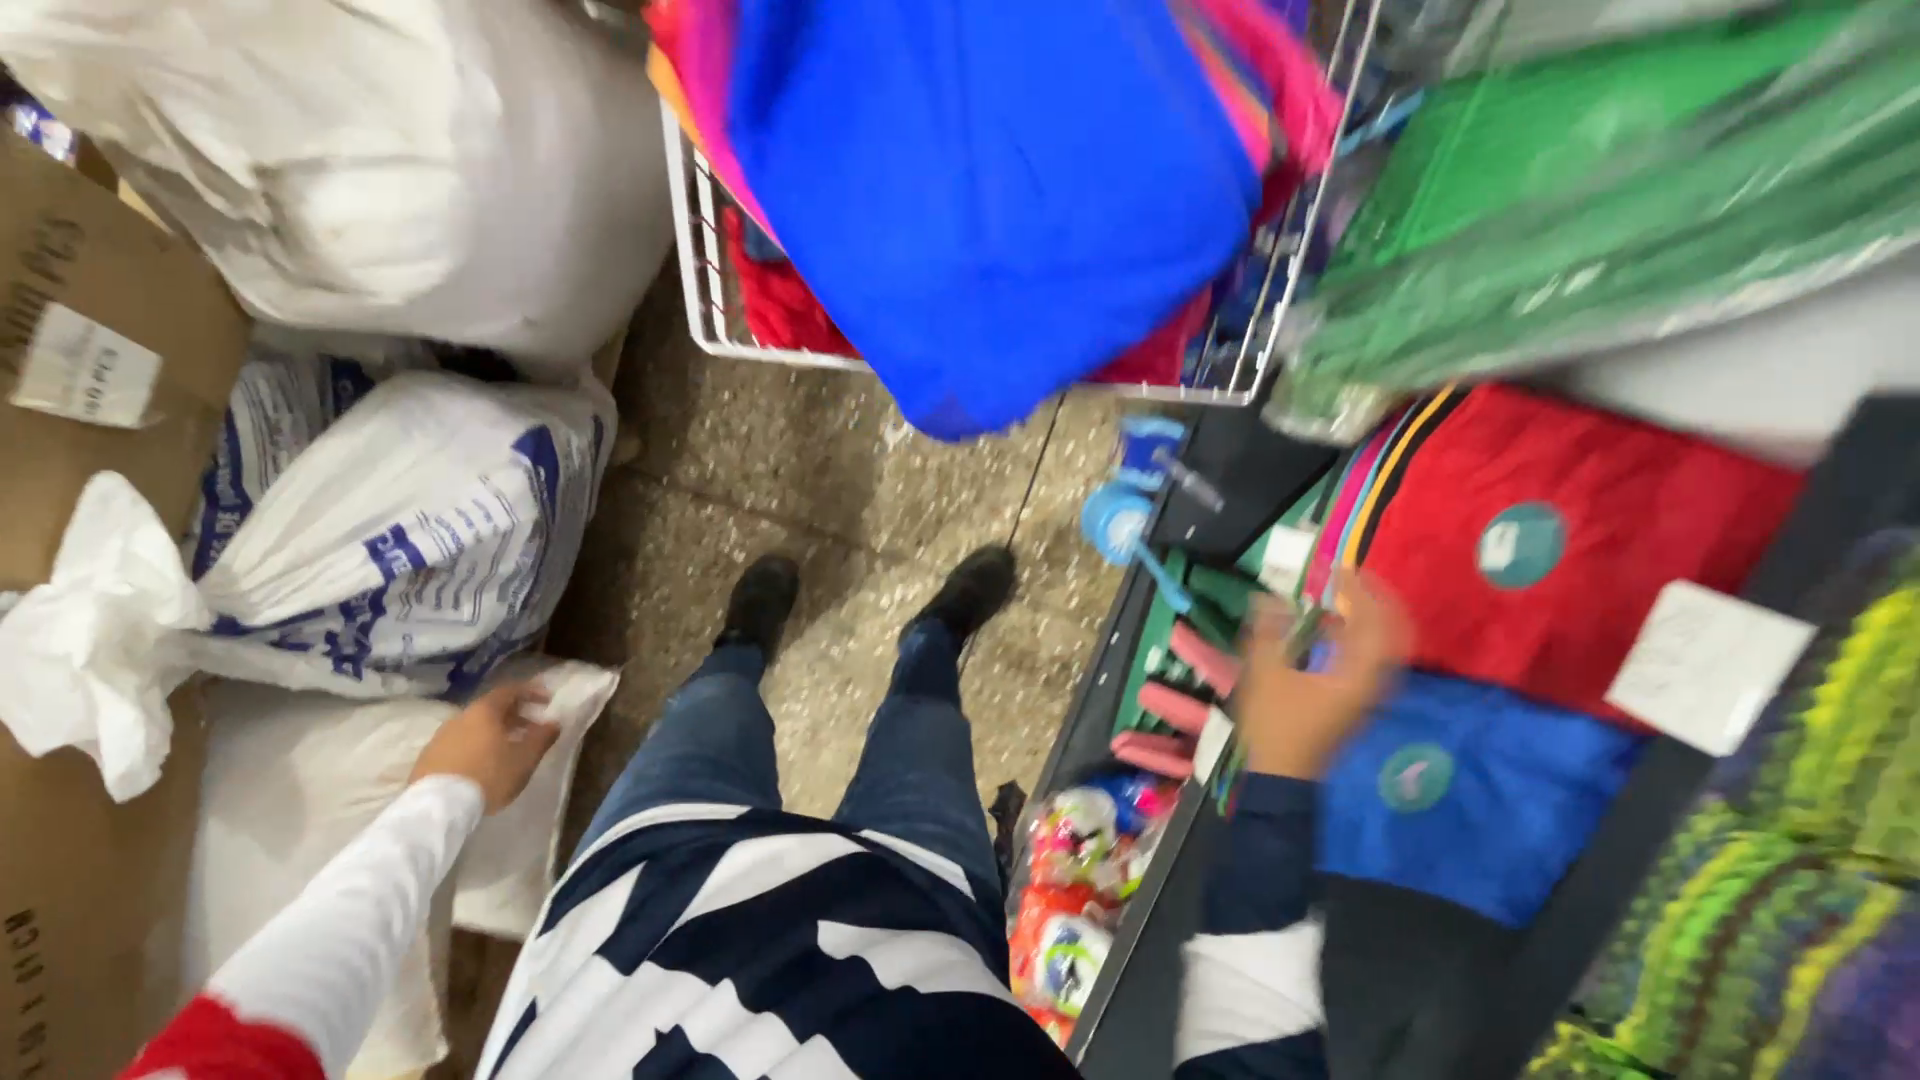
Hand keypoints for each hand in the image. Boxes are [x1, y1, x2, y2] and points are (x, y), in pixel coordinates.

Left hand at [409, 681, 559, 813]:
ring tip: (508, 748)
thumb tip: (553, 722)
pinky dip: (475, 746)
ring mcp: (440, 737)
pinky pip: (458, 743)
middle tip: (531, 727)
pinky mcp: (427, 758)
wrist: (437, 807)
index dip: (531, 692)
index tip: (547, 701)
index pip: (509, 690)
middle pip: (490, 708)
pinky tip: (482, 764)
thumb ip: (542, 737)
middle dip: (514, 715)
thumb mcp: (525, 758)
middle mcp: (460, 718)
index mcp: (484, 711)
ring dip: (493, 732)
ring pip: (473, 726)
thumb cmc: (489, 776)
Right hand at [1235, 570, 1410, 779]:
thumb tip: (1270, 599)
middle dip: (1373, 599)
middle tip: (1350, 578)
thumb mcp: (1265, 675)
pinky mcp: (1357, 700)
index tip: (1340, 570)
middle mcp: (1373, 682)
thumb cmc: (1276, 726)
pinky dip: (1357, 636)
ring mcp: (1368, 693)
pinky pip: (1370, 658)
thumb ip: (1268, 633)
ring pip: (1382, 645)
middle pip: (1391, 631)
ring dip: (1367, 617)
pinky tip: (1330, 628)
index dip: (1362, 591)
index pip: (1376, 622)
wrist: (1283, 775)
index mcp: (1358, 674)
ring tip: (1341, 596)